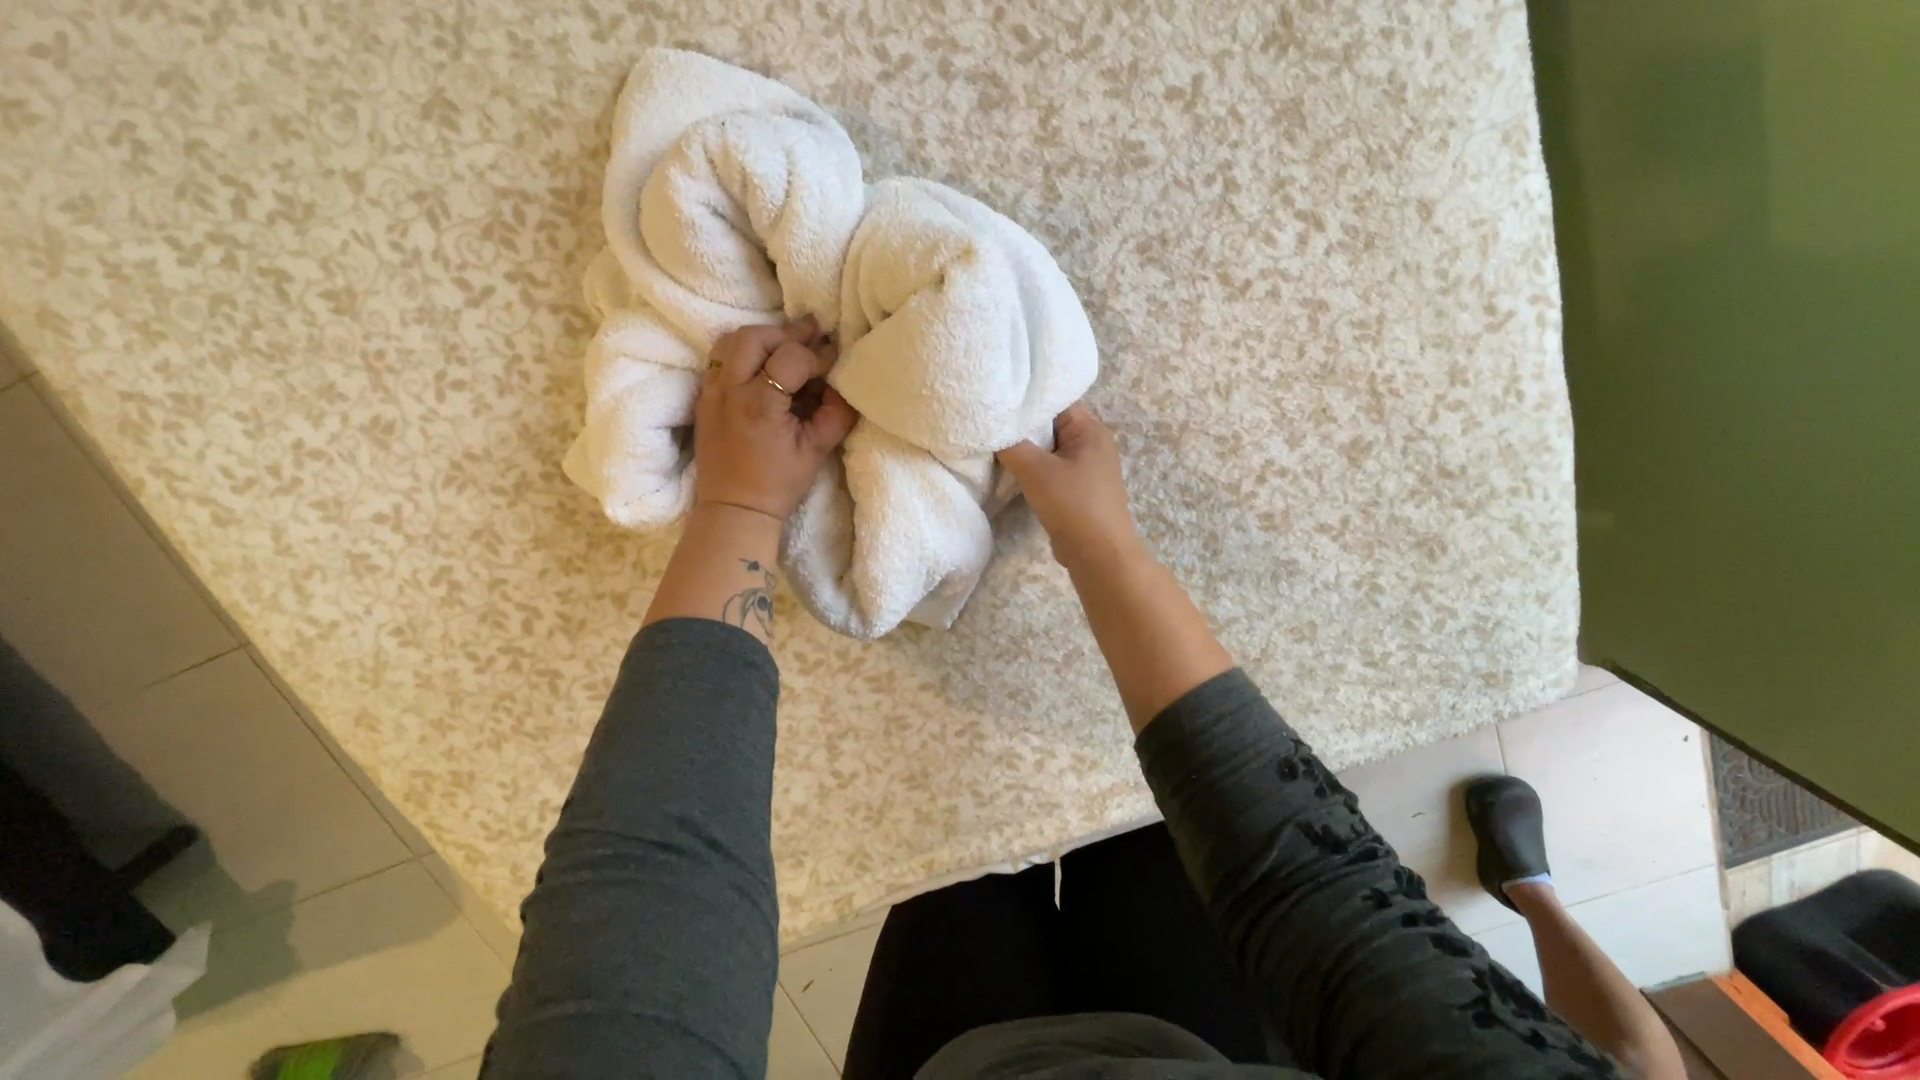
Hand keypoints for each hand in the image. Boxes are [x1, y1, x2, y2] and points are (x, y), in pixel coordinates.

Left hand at [694, 317, 857, 521]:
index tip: (833, 364)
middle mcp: (730, 390)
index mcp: (760, 404)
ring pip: (731, 341)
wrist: (734, 509)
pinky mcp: (703, 397)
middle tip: (812, 337)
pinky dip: (742, 353)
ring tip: (785, 347)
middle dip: (787, 334)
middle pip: (755, 336)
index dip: (818, 356)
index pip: (792, 358)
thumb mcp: (818, 451)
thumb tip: (842, 384)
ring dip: (761, 338)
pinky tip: (762, 366)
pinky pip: (719, 359)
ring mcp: (711, 391)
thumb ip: (837, 413)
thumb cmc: (778, 483)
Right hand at [996, 402, 1143, 572]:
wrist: (1098, 555)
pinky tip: (1009, 469)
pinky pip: (1050, 468)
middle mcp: (1091, 442)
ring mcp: (1085, 467)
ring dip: (1025, 448)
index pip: (1056, 398)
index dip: (1027, 395)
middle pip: (1051, 422)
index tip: (997, 394)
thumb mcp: (1036, 470)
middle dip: (1022, 423)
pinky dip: (1032, 467)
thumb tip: (990, 427)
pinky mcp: (1077, 488)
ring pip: (1048, 447)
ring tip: (993, 441)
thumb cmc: (1072, 504)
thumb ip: (1010, 444)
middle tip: (989, 418)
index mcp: (1090, 429)